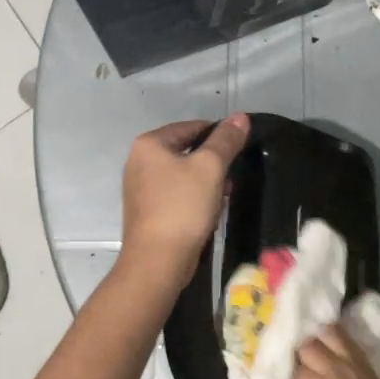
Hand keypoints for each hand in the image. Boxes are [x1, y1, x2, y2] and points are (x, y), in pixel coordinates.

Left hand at [118, 114, 249, 283]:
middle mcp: (139, 161)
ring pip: (183, 175)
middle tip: (231, 177)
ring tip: (224, 196)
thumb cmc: (182, 207)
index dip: (218, 135)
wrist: (157, 262)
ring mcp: (140, 188)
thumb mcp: (210, 167)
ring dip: (206, 183)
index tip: (239, 149)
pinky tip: (209, 213)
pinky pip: (177, 195)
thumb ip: (226, 140)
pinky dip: (194, 199)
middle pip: (186, 151)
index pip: (191, 127)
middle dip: (212, 163)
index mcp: (149, 144)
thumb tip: (241, 116)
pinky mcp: (147, 211)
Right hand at [251, 327, 379, 378]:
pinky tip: (319, 349)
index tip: (249, 367)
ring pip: (327, 332)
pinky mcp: (374, 376)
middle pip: (302, 340)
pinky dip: (329, 337)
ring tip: (290, 350)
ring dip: (306, 336)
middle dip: (282, 345)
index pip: (280, 361)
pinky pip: (348, 342)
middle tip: (266, 359)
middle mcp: (338, 372)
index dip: (263, 363)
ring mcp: (360, 371)